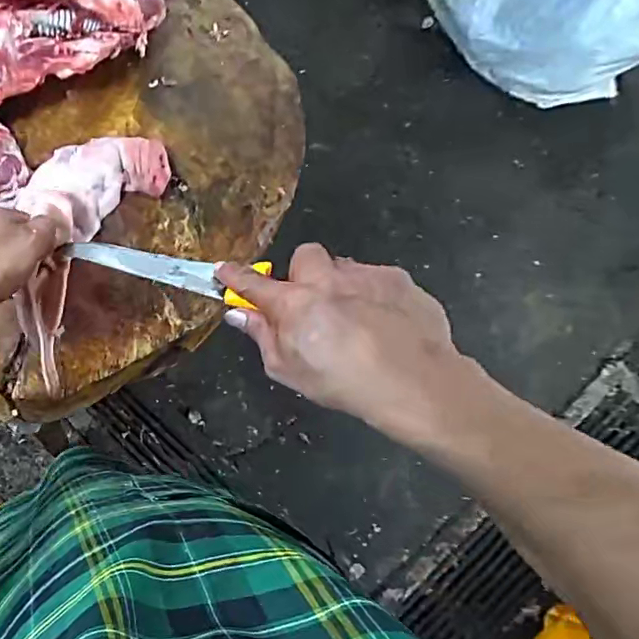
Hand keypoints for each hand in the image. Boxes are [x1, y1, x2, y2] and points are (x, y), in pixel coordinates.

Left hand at [0, 208, 66, 318]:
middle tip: (27, 274)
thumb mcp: (32, 244)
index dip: (41, 240)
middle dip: (20, 252)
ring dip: (2, 263)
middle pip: (10, 234)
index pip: (30, 219)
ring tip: (6, 283)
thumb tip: (49, 223)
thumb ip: (47, 228)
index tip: (45, 261)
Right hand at [216, 243, 486, 438]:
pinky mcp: (402, 282)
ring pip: (344, 267)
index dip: (235, 276)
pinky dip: (373, 296)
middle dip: (302, 272)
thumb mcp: (286, 368)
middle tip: (307, 301)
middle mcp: (329, 280)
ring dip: (339, 285)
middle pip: (305, 255)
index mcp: (294, 303)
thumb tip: (241, 315)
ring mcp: (369, 276)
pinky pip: (378, 279)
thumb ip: (262, 335)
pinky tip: (380, 323)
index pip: (254, 282)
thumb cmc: (342, 381)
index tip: (223, 270)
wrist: (415, 383)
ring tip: (350, 318)